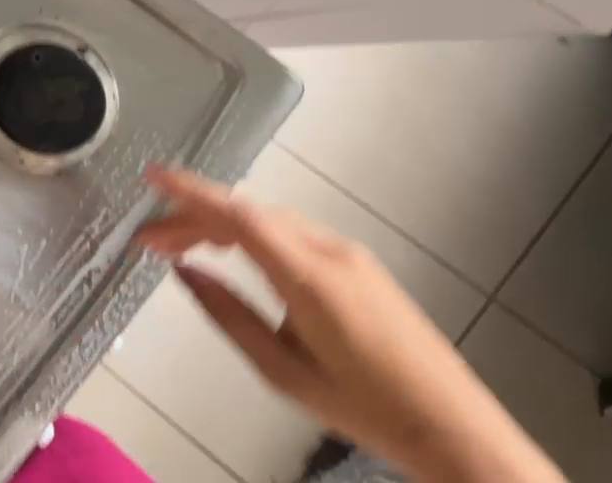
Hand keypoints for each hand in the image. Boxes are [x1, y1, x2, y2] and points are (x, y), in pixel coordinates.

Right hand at [136, 166, 563, 482]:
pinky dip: (249, 233)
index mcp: (310, 278)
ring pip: (268, 220)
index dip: (190, 191)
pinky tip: (231, 251)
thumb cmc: (366, 408)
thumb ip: (227, 314)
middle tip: (151, 239)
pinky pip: (289, 232)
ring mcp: (351, 256)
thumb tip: (183, 269)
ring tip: (182, 246)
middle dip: (192, 216)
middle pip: (248, 214)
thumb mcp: (281, 371)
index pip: (239, 215)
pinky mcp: (361, 266)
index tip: (150, 178)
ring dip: (219, 224)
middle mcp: (332, 253)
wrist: (460, 434)